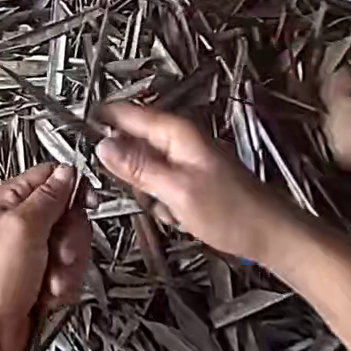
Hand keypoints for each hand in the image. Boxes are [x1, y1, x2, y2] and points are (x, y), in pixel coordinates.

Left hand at [0, 164, 89, 350]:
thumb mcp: (24, 226)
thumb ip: (49, 196)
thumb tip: (67, 171)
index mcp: (13, 199)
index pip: (53, 177)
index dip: (74, 189)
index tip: (85, 204)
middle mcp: (24, 222)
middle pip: (70, 214)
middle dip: (70, 239)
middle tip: (57, 252)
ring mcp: (35, 251)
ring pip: (74, 246)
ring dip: (67, 268)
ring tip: (48, 279)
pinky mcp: (44, 277)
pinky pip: (71, 273)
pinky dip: (63, 286)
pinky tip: (46, 295)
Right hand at [95, 104, 301, 262]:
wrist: (273, 237)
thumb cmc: (231, 212)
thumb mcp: (175, 190)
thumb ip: (136, 166)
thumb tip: (101, 144)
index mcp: (175, 131)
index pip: (125, 112)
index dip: (100, 120)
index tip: (77, 133)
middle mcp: (178, 137)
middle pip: (131, 139)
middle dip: (125, 165)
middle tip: (134, 188)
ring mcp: (184, 156)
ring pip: (143, 163)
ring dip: (143, 186)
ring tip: (163, 205)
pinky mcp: (189, 176)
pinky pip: (158, 180)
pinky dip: (159, 197)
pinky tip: (174, 213)